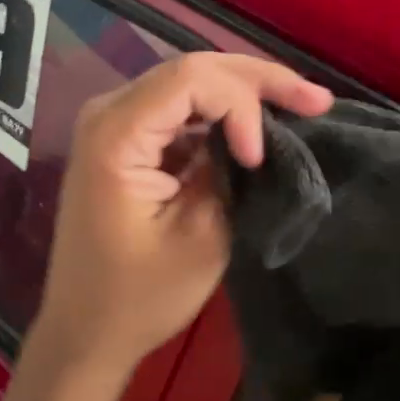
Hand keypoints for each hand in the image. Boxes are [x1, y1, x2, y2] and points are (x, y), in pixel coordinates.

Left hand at [0, 53, 332, 400]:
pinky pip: (181, 104)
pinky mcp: (128, 135)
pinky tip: (261, 117)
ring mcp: (116, 119)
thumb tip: (253, 134)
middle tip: (315, 97)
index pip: (189, 79)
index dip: (239, 103)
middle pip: (192, 69)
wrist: (85, 331)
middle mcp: (109, 110)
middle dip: (258, 80)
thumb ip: (226, 171)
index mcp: (116, 134)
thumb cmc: (139, 296)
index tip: (257, 157)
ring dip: (246, 90)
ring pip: (191, 81)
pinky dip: (223, 109)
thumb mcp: (198, 237)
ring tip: (301, 100)